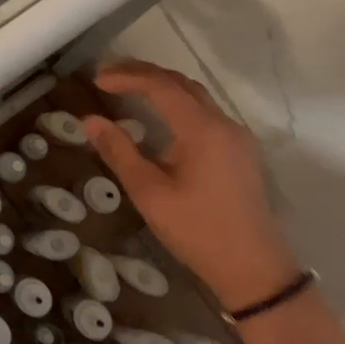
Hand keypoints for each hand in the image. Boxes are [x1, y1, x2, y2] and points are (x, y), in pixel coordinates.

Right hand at [83, 60, 300, 311]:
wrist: (255, 270)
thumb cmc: (198, 230)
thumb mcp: (149, 193)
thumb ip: (118, 151)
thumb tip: (90, 120)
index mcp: (202, 130)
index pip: (160, 85)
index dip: (126, 76)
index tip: (96, 80)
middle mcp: (224, 124)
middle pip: (180, 83)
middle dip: (142, 73)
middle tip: (107, 76)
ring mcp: (237, 137)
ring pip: (195, 95)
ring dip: (160, 85)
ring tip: (127, 88)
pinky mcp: (240, 151)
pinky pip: (205, 111)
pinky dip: (176, 101)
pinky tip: (158, 115)